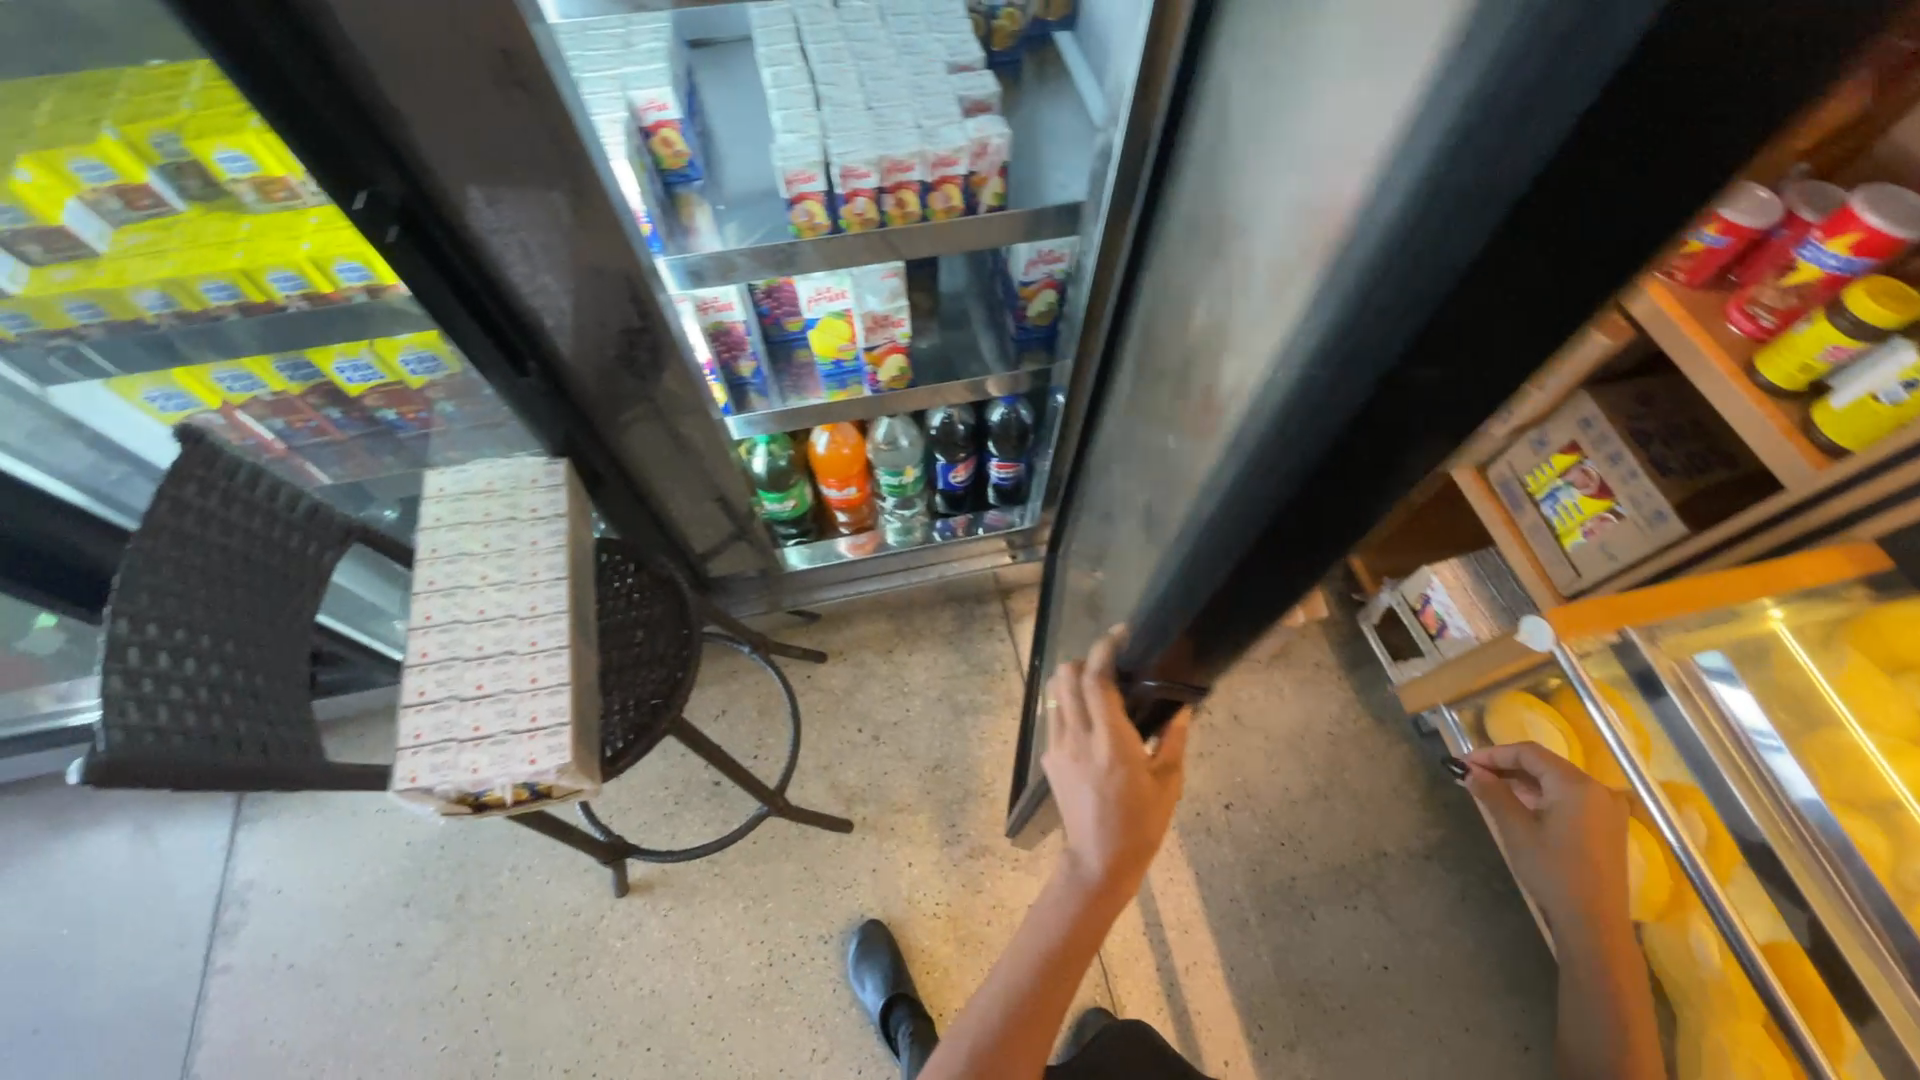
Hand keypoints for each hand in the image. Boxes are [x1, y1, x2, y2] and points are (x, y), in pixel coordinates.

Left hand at [1041, 625, 1192, 898]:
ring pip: (1054, 694)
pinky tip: (1087, 718)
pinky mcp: (1049, 759)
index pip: (1096, 680)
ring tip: (1097, 687)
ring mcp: (1058, 748)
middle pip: (1065, 678)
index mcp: (1111, 742)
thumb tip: (1182, 707)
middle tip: (1108, 661)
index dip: (1104, 650)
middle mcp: (1078, 738)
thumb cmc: (1141, 824)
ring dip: (1072, 680)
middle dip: (1084, 659)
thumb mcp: (1168, 783)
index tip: (1119, 635)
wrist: (1099, 860)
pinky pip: (1054, 718)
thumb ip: (1173, 739)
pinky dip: (1066, 705)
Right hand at [1463, 742, 1629, 934]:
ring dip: (1521, 782)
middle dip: (1505, 767)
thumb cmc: (1553, 871)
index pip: (1529, 753)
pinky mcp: (1608, 826)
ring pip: (1556, 782)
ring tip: (1488, 789)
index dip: (1492, 754)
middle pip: (1544, 765)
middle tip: (1471, 775)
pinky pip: (1569, 798)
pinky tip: (1518, 805)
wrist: (1594, 922)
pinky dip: (1541, 797)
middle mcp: (1598, 789)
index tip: (1463, 763)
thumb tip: (1470, 771)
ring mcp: (1607, 809)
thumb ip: (1493, 793)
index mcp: (1577, 785)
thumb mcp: (1516, 830)